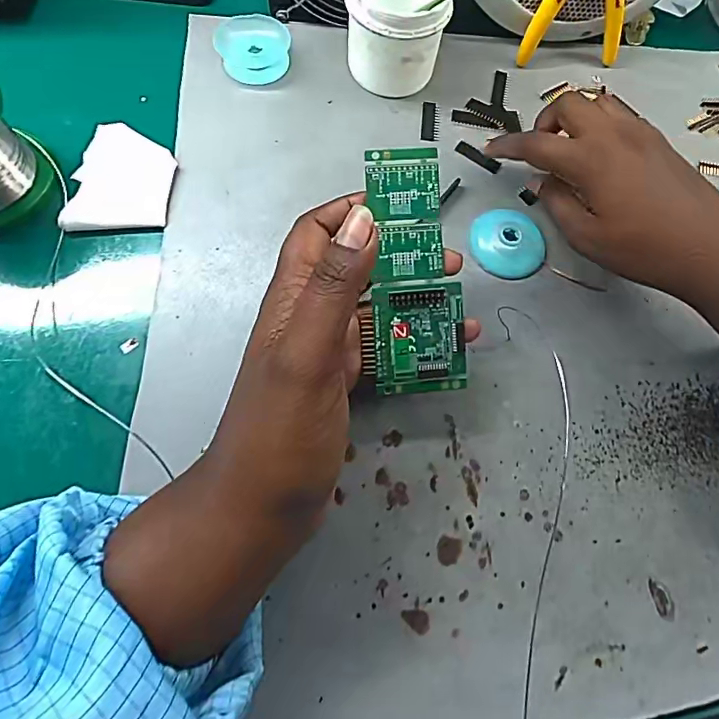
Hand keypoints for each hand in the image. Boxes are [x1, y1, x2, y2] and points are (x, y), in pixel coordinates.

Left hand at [105, 194, 475, 664]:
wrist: (260, 512)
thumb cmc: (279, 432)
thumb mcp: (308, 353)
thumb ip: (334, 285)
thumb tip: (363, 218)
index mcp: (294, 299)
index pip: (316, 233)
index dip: (350, 211)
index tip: (400, 206)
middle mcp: (311, 316)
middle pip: (356, 265)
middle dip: (400, 254)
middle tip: (446, 258)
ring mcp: (329, 350)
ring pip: (376, 305)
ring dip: (416, 295)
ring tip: (458, 296)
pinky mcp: (345, 381)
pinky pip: (386, 346)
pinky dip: (416, 339)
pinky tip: (450, 345)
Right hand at [486, 92, 718, 340]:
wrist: (712, 248)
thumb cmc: (648, 249)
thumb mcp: (588, 237)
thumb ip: (557, 203)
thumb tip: (544, 182)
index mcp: (590, 158)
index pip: (536, 142)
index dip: (508, 145)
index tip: (494, 149)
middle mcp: (614, 134)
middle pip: (567, 103)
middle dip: (544, 121)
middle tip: (540, 152)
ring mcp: (640, 132)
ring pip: (596, 101)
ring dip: (575, 116)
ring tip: (571, 148)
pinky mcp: (658, 139)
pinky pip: (620, 113)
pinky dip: (600, 121)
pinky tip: (602, 154)